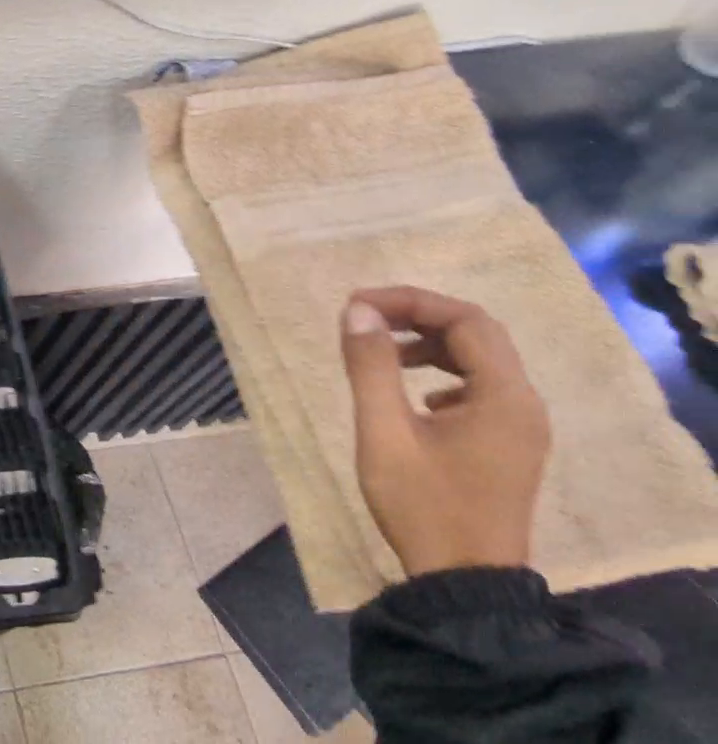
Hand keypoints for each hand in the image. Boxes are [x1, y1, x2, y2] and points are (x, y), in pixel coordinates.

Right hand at [341, 286, 550, 576]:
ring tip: (381, 353)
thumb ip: (371, 368)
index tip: (355, 306)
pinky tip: (413, 397)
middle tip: (364, 319)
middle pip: (479, 334)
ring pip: (481, 360)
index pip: (466, 320)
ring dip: (430, 344)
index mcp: (504, 397)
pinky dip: (443, 373)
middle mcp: (525, 404)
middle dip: (419, 316)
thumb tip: (357, 311)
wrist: (463, 578)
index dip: (410, 302)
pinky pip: (481, 388)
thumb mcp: (383, 432)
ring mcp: (522, 426)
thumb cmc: (421, 504)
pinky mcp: (509, 443)